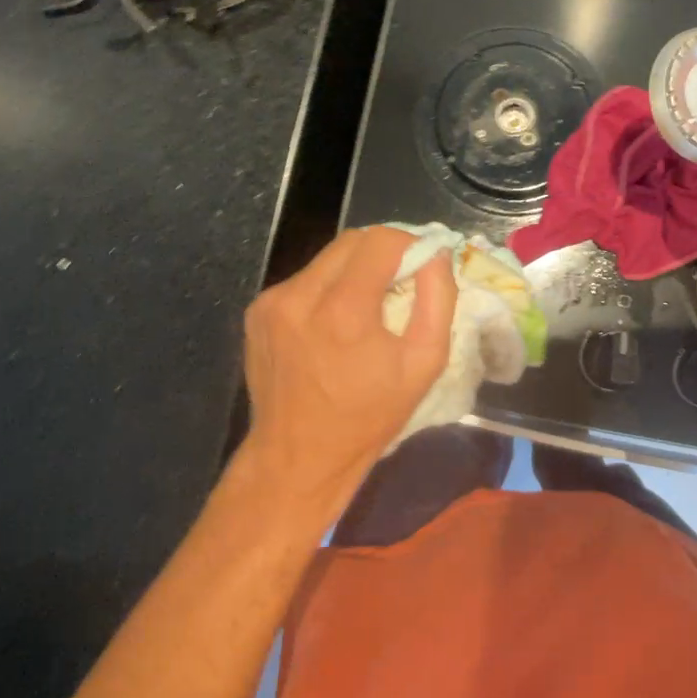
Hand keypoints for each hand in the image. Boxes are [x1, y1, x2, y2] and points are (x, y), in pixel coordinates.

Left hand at [240, 226, 454, 513]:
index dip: (410, 244)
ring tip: (371, 304)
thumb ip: (438, 299)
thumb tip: (437, 255)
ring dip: (356, 269)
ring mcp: (273, 302)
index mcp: (344, 310)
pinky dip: (329, 288)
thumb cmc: (370, 415)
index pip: (381, 241)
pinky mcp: (258, 312)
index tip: (424, 265)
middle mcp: (301, 296)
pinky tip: (337, 323)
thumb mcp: (425, 363)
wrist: (299, 456)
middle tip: (403, 280)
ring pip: (327, 258)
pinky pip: (305, 280)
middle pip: (352, 241)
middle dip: (384, 252)